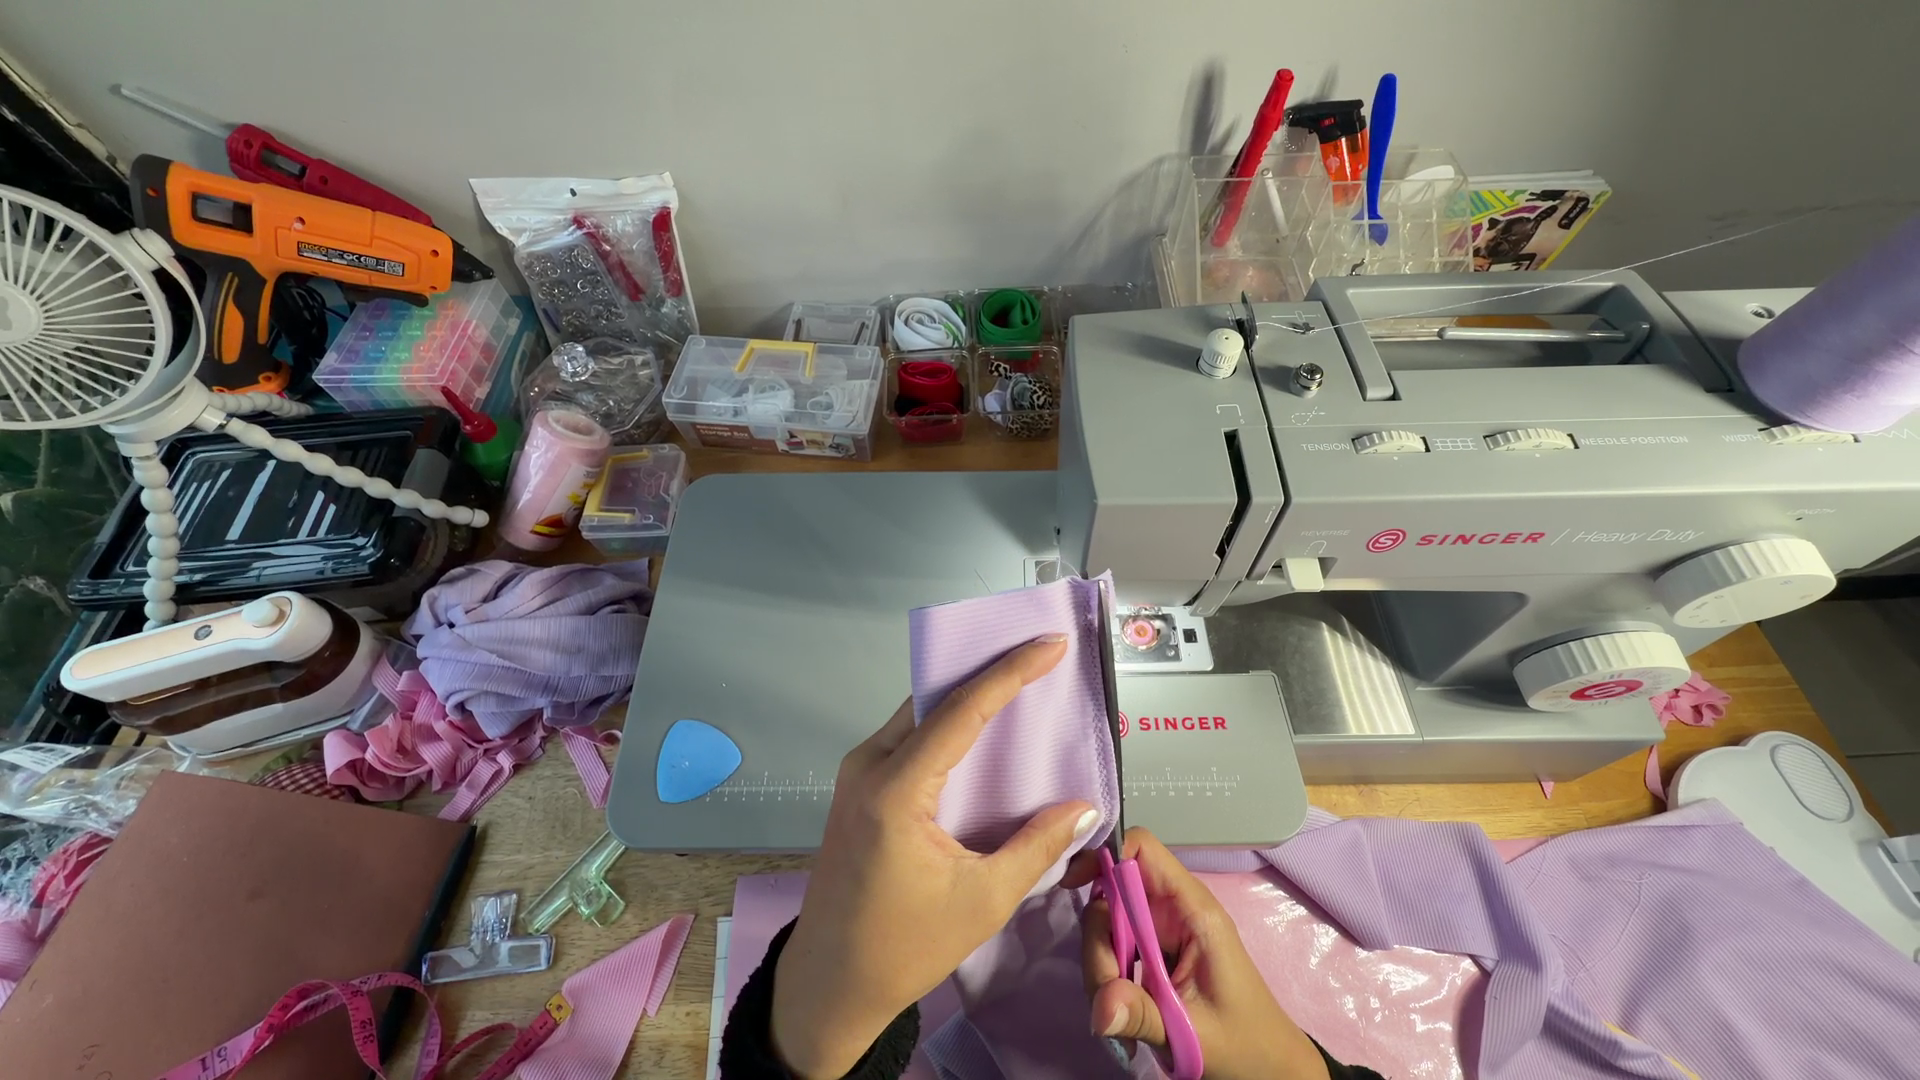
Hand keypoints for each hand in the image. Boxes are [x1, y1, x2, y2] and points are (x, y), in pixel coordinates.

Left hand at [771, 636, 1099, 1078]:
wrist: (828, 983)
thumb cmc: (905, 947)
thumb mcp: (983, 900)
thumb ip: (1037, 846)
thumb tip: (1087, 806)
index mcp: (897, 788)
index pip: (962, 711)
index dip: (1010, 671)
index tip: (1051, 642)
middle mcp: (869, 765)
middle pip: (935, 698)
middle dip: (989, 669)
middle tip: (1040, 654)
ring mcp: (857, 771)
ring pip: (919, 712)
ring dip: (966, 693)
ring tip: (1019, 681)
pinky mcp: (858, 784)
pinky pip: (908, 734)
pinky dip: (946, 721)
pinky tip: (980, 728)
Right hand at [1078, 828, 1329, 1079]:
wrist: (1271, 1070)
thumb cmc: (1246, 1044)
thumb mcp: (1195, 1033)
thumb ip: (1143, 1014)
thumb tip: (1098, 1006)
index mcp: (1192, 909)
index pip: (1141, 848)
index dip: (1105, 855)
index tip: (1073, 885)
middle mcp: (1172, 909)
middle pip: (1110, 895)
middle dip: (1099, 944)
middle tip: (1108, 994)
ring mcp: (1159, 929)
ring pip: (1106, 925)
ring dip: (1101, 968)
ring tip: (1122, 1019)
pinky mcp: (1151, 950)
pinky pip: (1113, 948)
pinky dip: (1107, 979)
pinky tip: (1121, 1014)